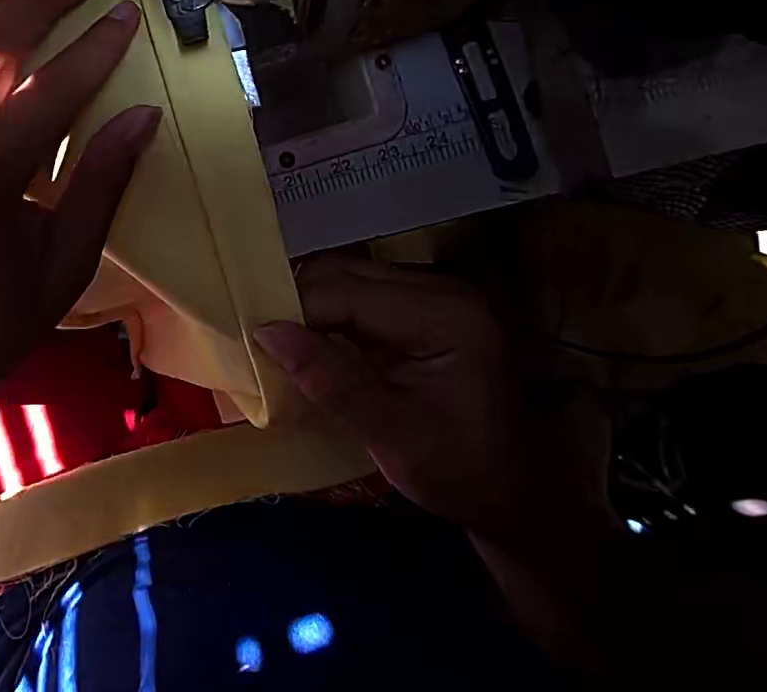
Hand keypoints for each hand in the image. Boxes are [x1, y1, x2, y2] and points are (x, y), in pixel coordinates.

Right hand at [255, 255, 594, 544]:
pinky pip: (353, 293)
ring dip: (306, 305)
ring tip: (277, 341)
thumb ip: (332, 382)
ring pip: (343, 277)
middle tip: (259, 340)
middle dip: (296, 303)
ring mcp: (428, 293)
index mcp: (446, 316)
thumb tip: (267, 334)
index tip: (252, 339)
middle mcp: (439, 288)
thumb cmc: (463, 473)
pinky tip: (306, 340)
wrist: (513, 492)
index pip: (348, 293)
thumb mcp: (395, 439)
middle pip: (344, 273)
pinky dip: (323, 313)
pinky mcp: (415, 305)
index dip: (295, 311)